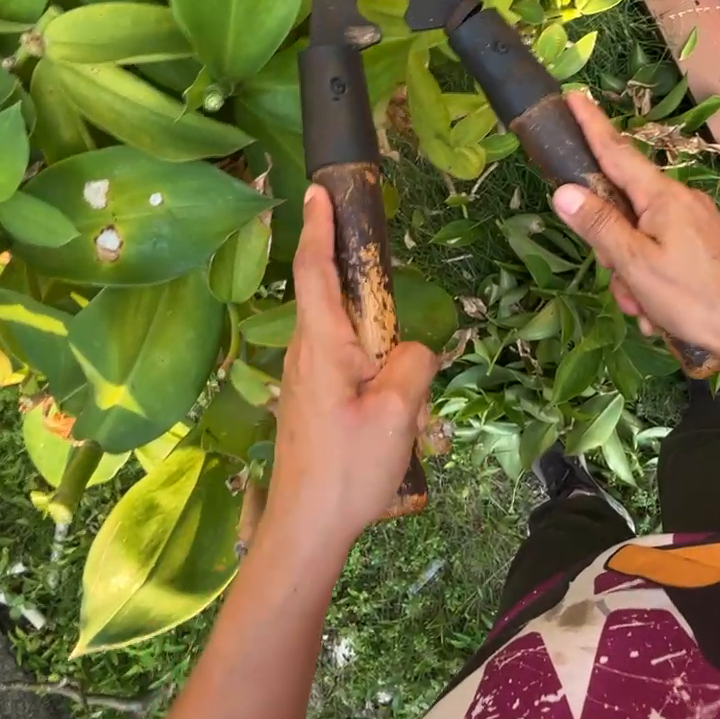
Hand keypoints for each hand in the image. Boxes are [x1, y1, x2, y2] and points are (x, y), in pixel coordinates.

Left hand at [267, 185, 440, 549]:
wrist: (306, 528)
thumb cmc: (349, 468)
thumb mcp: (398, 411)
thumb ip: (414, 361)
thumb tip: (413, 347)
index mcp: (323, 344)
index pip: (316, 270)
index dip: (317, 226)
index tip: (318, 190)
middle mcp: (306, 353)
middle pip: (330, 295)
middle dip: (352, 270)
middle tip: (380, 259)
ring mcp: (305, 379)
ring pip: (341, 333)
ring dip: (367, 325)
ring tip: (398, 360)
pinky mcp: (312, 401)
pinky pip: (343, 360)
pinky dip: (366, 354)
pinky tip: (389, 390)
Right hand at [550, 91, 719, 366]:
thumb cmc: (694, 295)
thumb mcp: (636, 263)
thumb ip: (599, 226)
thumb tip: (563, 190)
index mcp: (661, 196)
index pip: (616, 150)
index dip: (591, 125)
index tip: (572, 96)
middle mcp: (678, 201)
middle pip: (622, 208)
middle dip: (610, 247)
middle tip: (619, 281)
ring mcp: (693, 224)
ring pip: (639, 240)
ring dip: (632, 276)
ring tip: (644, 307)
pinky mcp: (702, 247)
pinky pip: (661, 257)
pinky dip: (652, 284)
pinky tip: (660, 314)